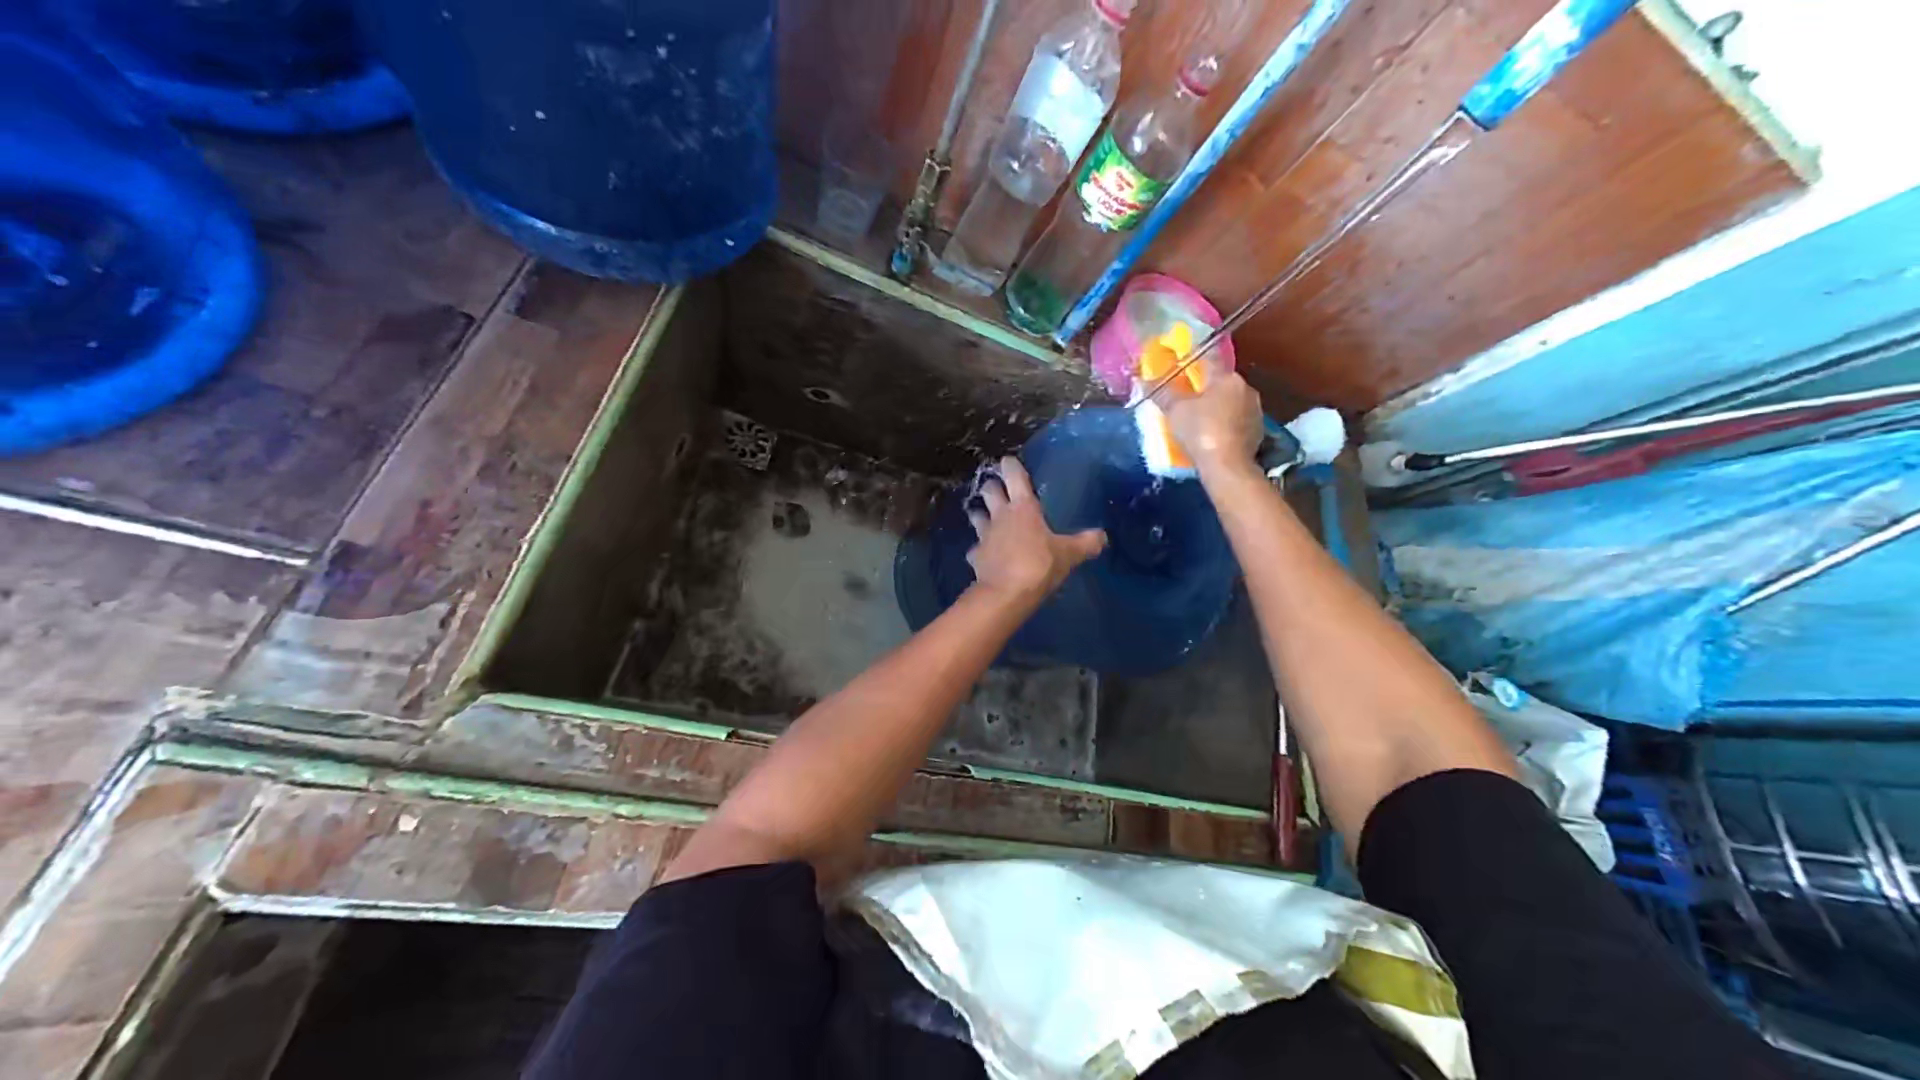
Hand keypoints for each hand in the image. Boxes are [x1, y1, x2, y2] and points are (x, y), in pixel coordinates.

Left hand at [966, 456, 1105, 604]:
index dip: (1010, 465)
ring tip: (985, 515)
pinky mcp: (975, 556)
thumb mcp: (1069, 554)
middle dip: (992, 486)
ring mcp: (984, 535)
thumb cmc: (1039, 565)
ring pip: (976, 515)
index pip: (1014, 475)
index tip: (1009, 461)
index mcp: (1023, 507)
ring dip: (980, 513)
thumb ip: (1086, 543)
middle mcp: (1000, 515)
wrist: (1006, 594)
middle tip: (998, 488)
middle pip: (989, 490)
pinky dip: (980, 549)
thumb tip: (1103, 536)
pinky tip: (985, 554)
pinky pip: (975, 548)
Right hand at [1164, 371, 1263, 476]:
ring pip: (1231, 403)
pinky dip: (1226, 425)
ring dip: (1217, 409)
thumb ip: (1162, 393)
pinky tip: (1213, 438)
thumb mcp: (1174, 411)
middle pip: (1221, 384)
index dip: (1193, 365)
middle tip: (1186, 403)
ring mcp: (1256, 410)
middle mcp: (1246, 388)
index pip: (1209, 361)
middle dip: (1205, 390)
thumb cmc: (1200, 431)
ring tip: (1199, 423)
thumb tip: (1145, 380)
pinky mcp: (1258, 431)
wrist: (1227, 466)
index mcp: (1227, 377)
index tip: (1181, 372)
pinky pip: (1238, 422)